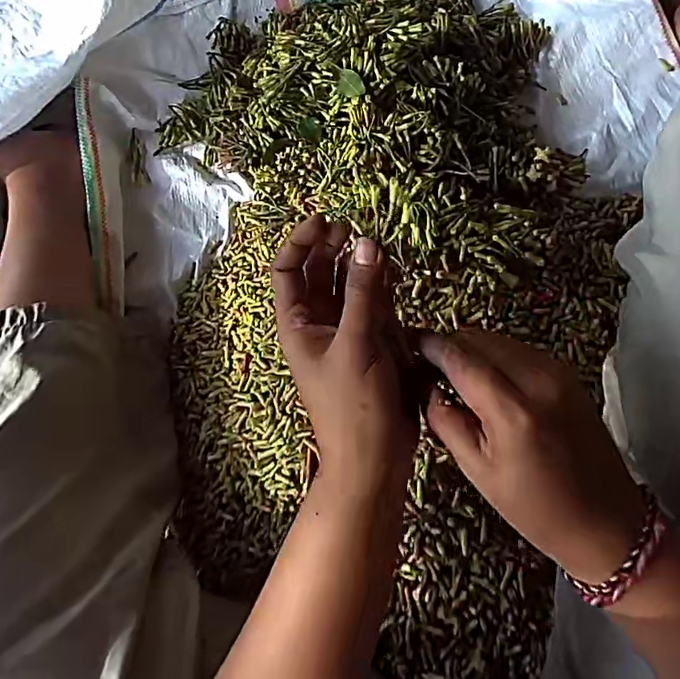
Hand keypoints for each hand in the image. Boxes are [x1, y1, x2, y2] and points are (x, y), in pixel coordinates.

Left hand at [273, 218, 418, 493]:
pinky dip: (381, 284)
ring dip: (359, 264)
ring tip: (375, 245)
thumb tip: (365, 242)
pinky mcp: (372, 340)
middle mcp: (318, 322)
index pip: (286, 271)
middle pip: (318, 272)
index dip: (300, 242)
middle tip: (353, 229)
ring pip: (348, 285)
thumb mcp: (355, 344)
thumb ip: (362, 292)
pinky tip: (392, 270)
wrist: (374, 459)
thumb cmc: (352, 406)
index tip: (324, 220)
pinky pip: (372, 302)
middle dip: (332, 248)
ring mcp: (346, 330)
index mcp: (296, 323)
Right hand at [420, 330, 646, 582]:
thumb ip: (446, 422)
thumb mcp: (480, 472)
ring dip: (472, 349)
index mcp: (512, 411)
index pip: (460, 358)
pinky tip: (487, 381)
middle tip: (430, 367)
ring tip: (456, 376)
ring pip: (497, 339)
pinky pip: (517, 348)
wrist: (607, 521)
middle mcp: (536, 379)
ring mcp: (555, 370)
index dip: (431, 346)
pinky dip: (495, 356)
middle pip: (477, 338)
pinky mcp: (565, 370)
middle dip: (449, 346)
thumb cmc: (536, 510)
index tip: (409, 343)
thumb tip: (426, 386)